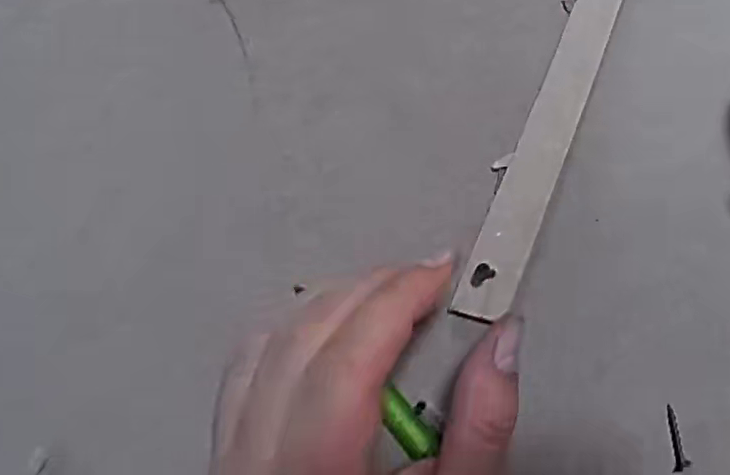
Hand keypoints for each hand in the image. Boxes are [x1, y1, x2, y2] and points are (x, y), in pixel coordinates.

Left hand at [212, 254, 520, 474]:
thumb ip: (483, 427)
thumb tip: (502, 342)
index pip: (346, 362)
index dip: (399, 298)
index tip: (442, 275)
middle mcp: (256, 471)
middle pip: (306, 339)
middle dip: (376, 288)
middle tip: (428, 280)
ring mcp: (231, 466)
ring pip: (268, 345)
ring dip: (337, 302)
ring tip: (390, 298)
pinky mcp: (227, 461)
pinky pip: (248, 370)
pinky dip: (299, 330)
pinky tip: (338, 331)